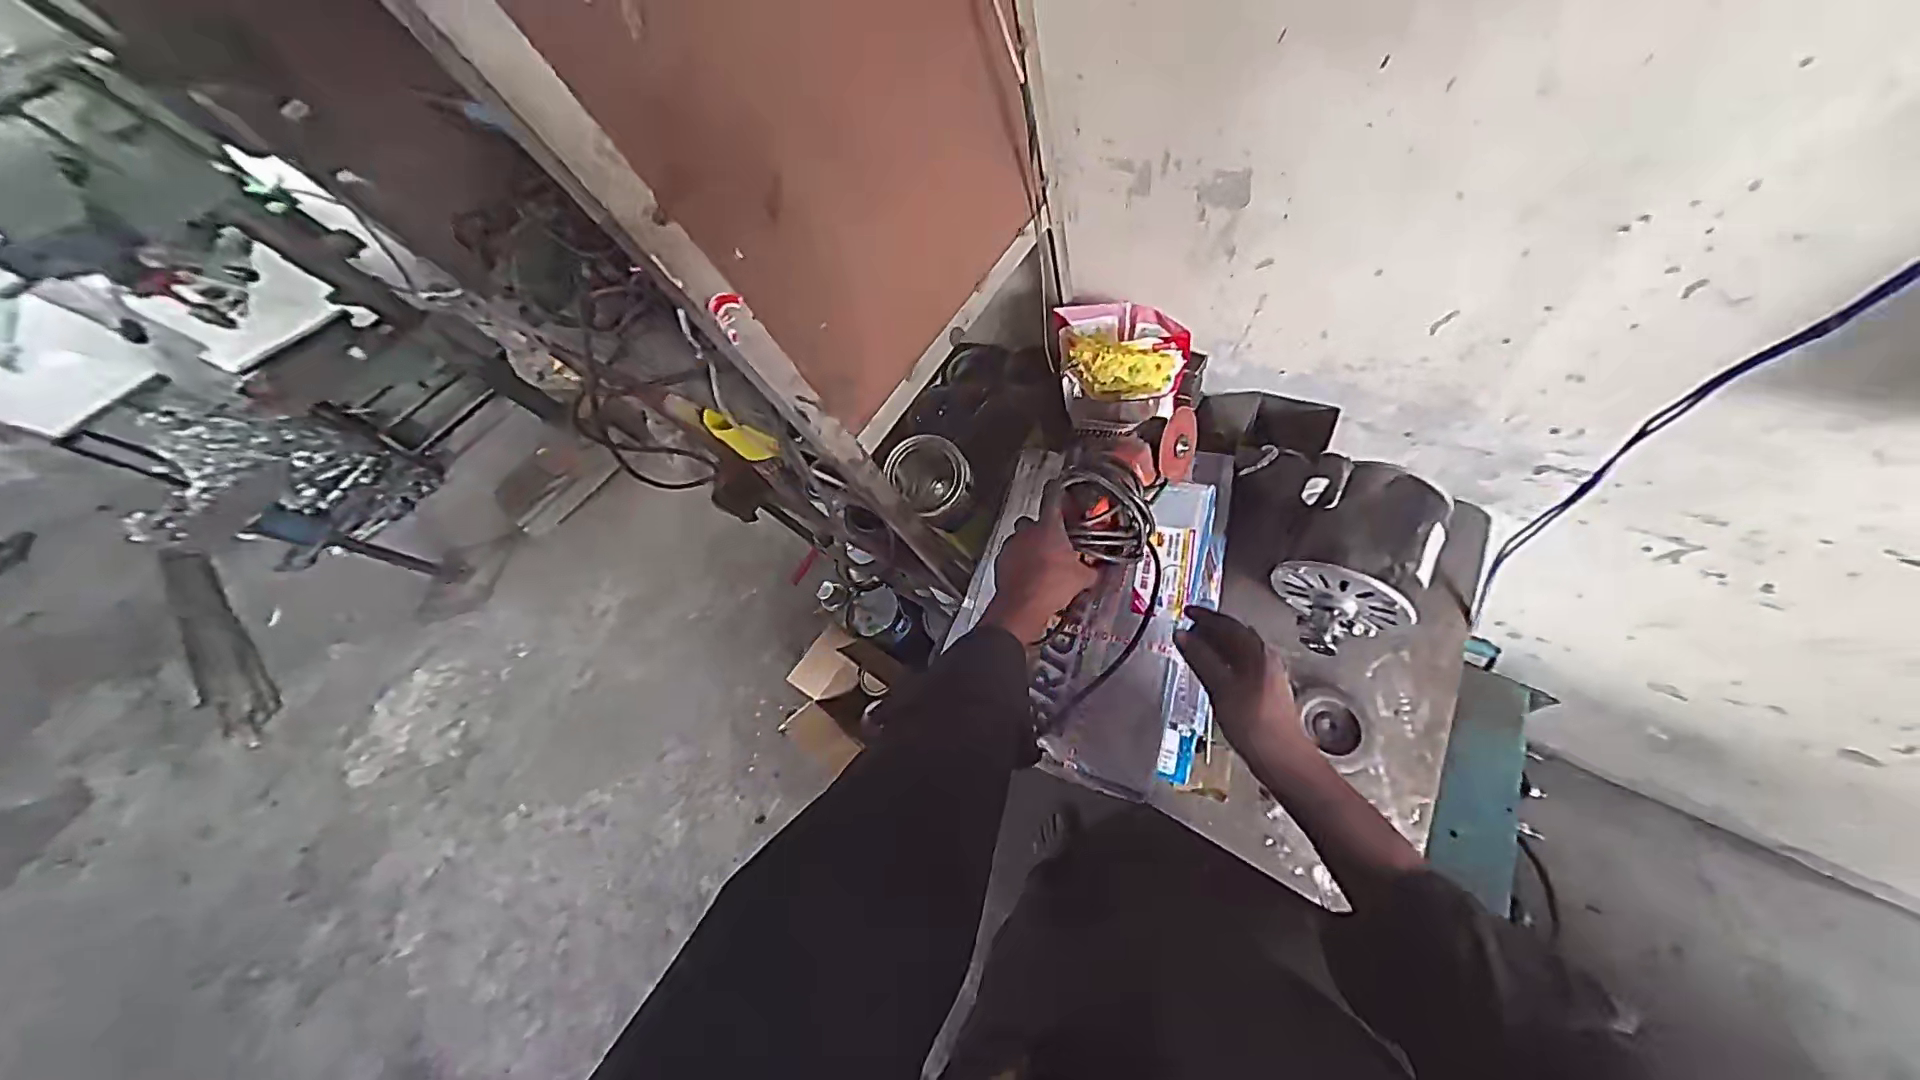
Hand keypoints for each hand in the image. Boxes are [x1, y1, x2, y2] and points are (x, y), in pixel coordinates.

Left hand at [980, 480, 1098, 642]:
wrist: (1022, 606)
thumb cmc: (1052, 586)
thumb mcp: (1081, 579)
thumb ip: (1092, 571)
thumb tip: (1098, 572)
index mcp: (1049, 527)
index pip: (1052, 498)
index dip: (1057, 490)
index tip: (1058, 486)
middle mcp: (1027, 531)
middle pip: (1033, 520)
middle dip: (1042, 529)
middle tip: (1055, 541)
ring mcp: (1011, 545)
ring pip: (1021, 538)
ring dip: (1029, 546)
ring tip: (1042, 561)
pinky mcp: (1001, 561)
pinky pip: (1011, 555)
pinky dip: (1019, 561)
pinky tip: (1029, 574)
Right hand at [1174, 607, 1316, 775]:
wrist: (1281, 757)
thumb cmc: (1252, 723)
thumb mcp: (1219, 687)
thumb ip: (1200, 658)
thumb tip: (1183, 636)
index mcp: (1256, 652)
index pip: (1227, 624)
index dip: (1205, 616)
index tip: (1188, 611)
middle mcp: (1266, 658)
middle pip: (1236, 633)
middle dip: (1212, 627)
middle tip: (1190, 625)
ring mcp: (1269, 673)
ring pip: (1240, 647)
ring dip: (1219, 642)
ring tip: (1198, 643)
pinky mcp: (1268, 687)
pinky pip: (1243, 661)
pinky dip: (1226, 657)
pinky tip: (1215, 666)